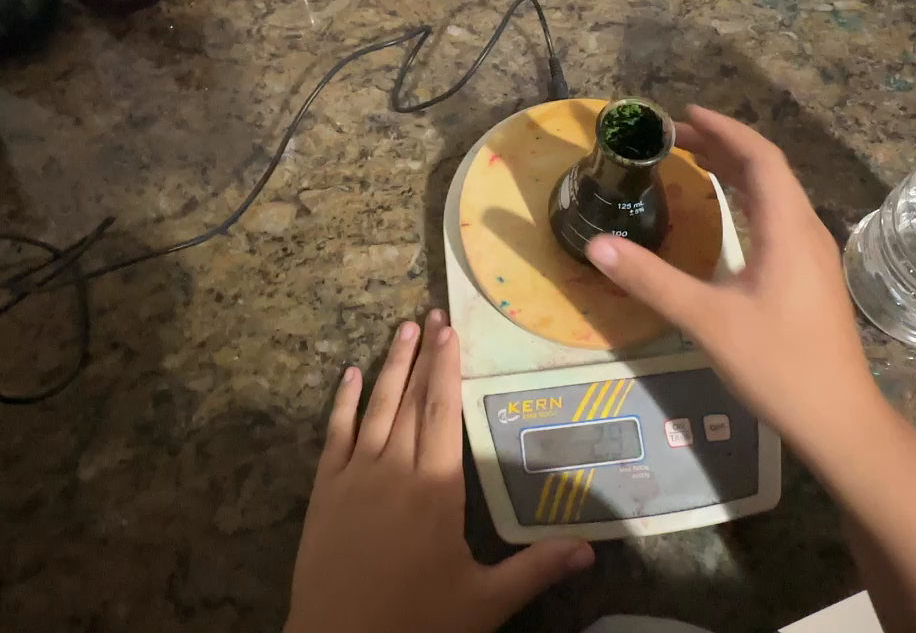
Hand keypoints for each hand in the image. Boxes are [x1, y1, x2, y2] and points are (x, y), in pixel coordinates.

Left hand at [285, 311, 594, 632]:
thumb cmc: (415, 622)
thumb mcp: (483, 603)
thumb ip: (535, 569)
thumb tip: (590, 548)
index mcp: (436, 486)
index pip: (444, 411)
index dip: (448, 367)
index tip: (452, 330)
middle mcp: (396, 467)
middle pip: (412, 398)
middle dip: (424, 354)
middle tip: (432, 314)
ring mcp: (356, 474)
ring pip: (376, 406)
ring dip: (390, 365)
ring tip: (402, 329)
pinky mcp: (325, 489)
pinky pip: (335, 433)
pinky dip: (343, 401)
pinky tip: (349, 373)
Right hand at [584, 106, 882, 439]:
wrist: (840, 421)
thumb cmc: (778, 365)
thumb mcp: (707, 321)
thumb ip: (651, 280)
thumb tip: (596, 245)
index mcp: (788, 228)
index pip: (760, 158)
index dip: (724, 129)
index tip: (685, 114)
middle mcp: (806, 230)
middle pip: (767, 169)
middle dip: (722, 145)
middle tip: (674, 137)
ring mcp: (812, 253)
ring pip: (774, 193)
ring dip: (735, 169)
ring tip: (692, 159)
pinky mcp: (809, 274)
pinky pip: (776, 215)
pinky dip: (746, 196)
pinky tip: (725, 209)